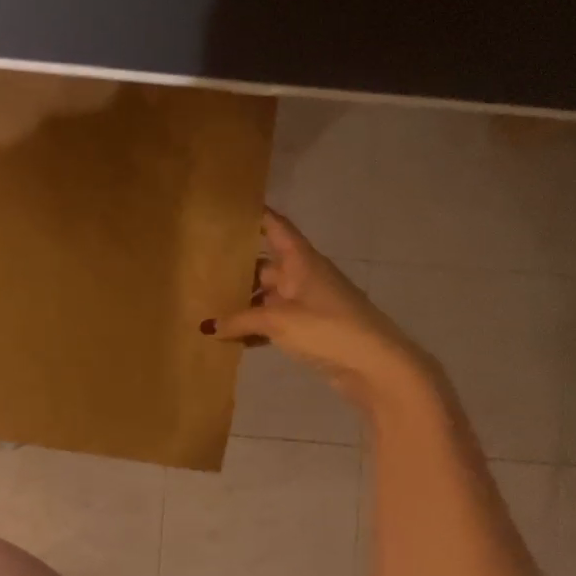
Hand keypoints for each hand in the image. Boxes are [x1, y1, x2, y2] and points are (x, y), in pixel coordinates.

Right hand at [205, 209, 438, 411]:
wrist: (377, 367)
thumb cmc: (329, 329)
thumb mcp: (277, 321)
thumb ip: (239, 320)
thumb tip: (208, 326)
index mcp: (302, 263)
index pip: (277, 229)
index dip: (258, 216)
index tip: (231, 208)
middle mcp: (304, 277)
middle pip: (264, 266)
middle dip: (235, 269)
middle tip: (198, 268)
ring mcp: (307, 304)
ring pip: (265, 296)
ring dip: (241, 303)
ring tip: (204, 307)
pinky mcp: (309, 328)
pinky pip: (272, 321)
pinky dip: (253, 327)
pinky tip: (229, 338)